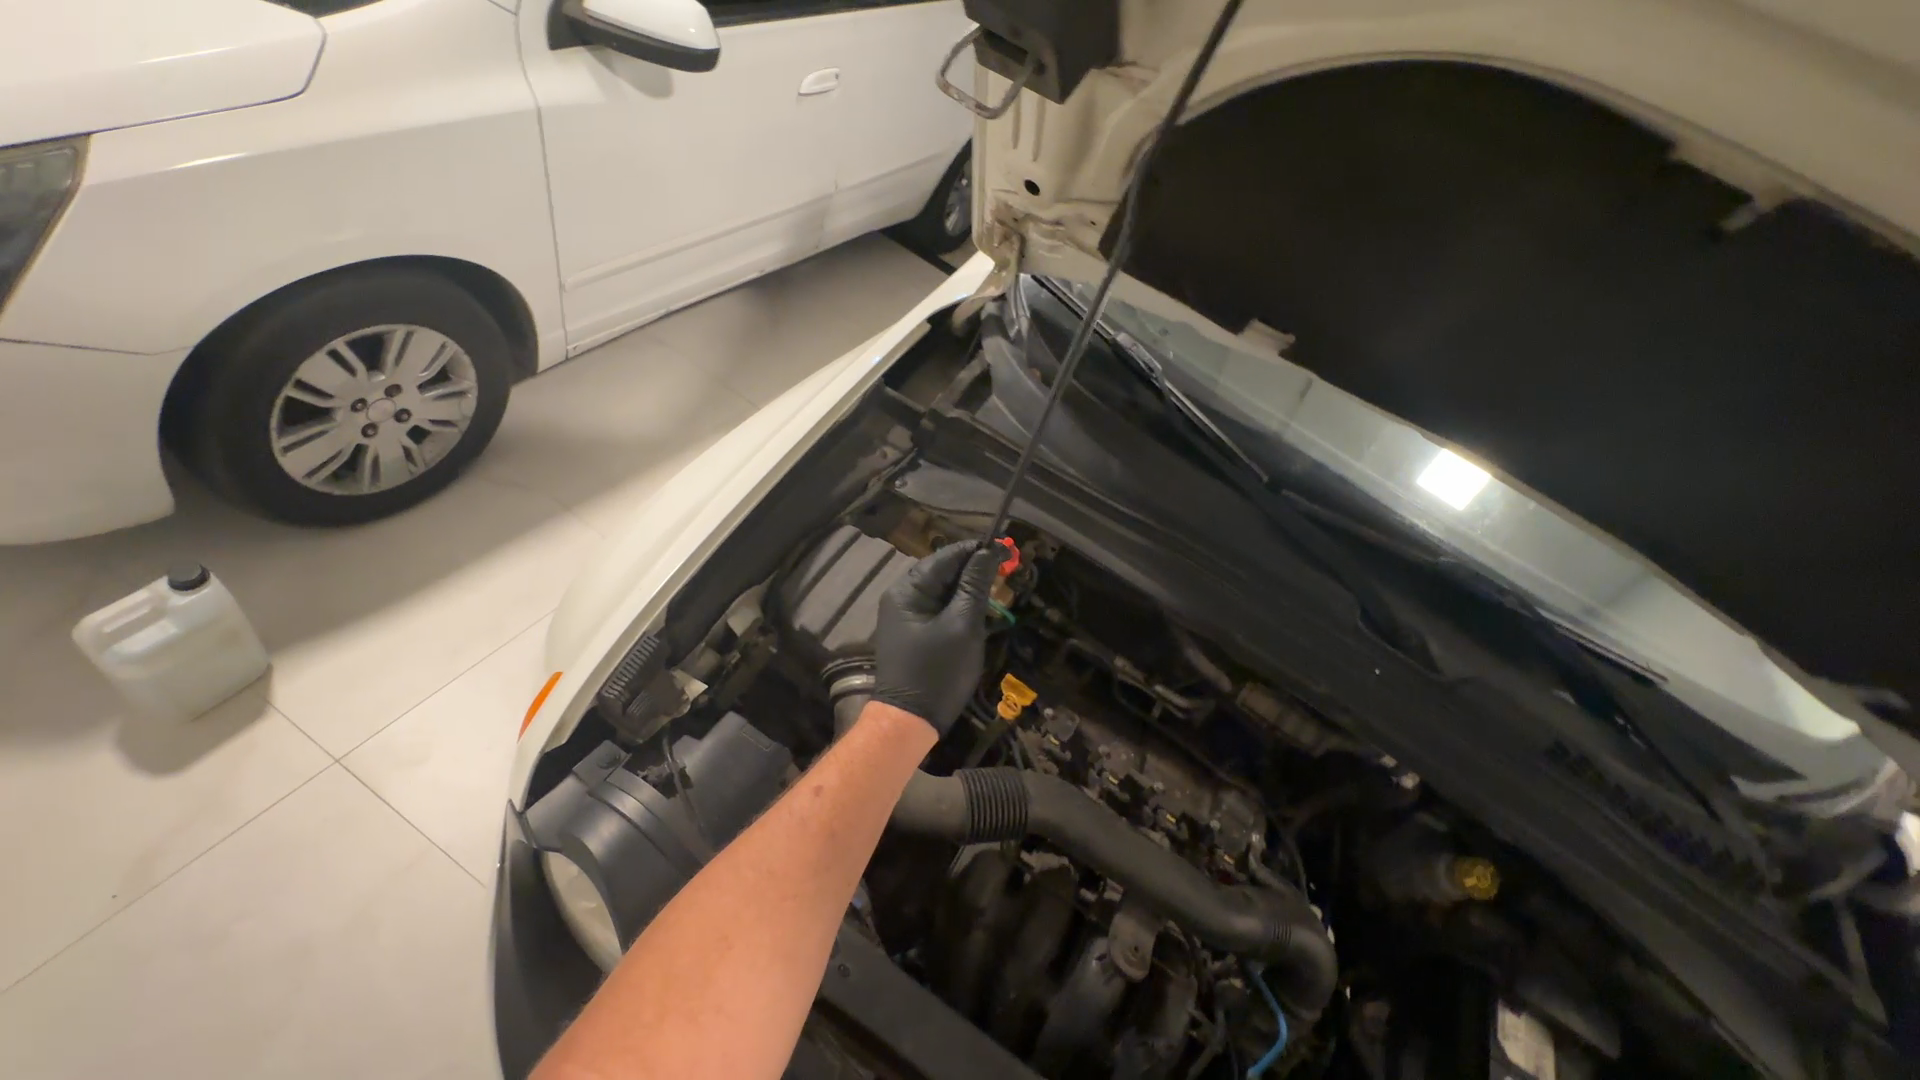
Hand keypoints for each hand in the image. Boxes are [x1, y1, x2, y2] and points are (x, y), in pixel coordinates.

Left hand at [871, 540, 999, 736]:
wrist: (910, 722)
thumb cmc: (938, 672)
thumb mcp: (963, 625)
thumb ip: (975, 586)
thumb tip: (989, 551)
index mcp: (908, 590)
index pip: (946, 556)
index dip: (978, 550)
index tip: (1009, 549)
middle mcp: (902, 597)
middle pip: (943, 571)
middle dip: (974, 569)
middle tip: (1009, 570)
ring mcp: (906, 617)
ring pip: (943, 591)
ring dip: (969, 589)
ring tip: (999, 591)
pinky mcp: (914, 634)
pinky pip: (939, 609)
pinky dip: (960, 607)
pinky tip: (981, 612)